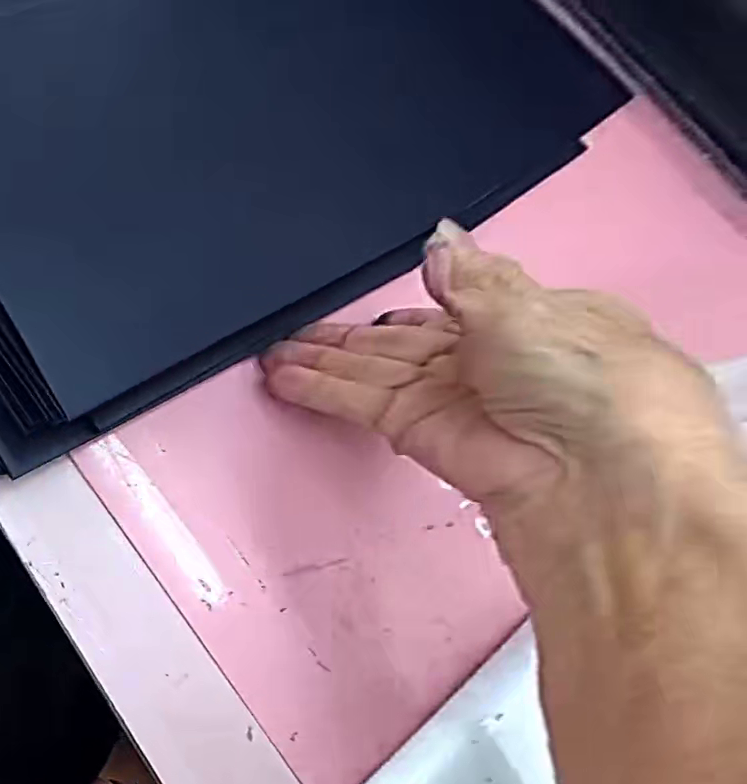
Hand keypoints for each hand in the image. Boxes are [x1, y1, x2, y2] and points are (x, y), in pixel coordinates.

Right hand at [260, 220, 735, 526]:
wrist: (583, 465)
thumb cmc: (590, 383)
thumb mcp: (530, 308)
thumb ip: (470, 278)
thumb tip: (439, 240)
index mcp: (524, 319)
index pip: (444, 305)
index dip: (399, 301)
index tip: (357, 297)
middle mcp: (477, 358)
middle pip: (388, 342)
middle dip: (336, 338)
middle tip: (288, 333)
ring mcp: (439, 395)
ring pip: (362, 371)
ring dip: (314, 364)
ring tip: (271, 356)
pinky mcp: (408, 427)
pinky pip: (353, 401)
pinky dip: (316, 390)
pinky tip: (285, 379)